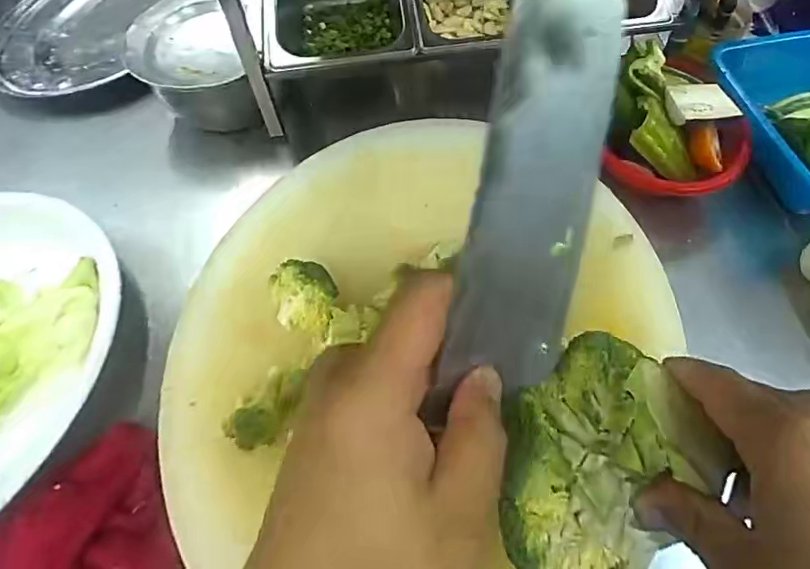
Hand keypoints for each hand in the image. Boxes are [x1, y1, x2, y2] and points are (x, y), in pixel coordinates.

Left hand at [246, 273, 506, 568]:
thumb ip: (480, 433)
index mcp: (370, 388)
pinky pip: (359, 392)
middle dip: (446, 350)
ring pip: (381, 363)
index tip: (501, 311)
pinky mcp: (308, 442)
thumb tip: (483, 374)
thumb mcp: (457, 517)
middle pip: (401, 331)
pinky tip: (414, 455)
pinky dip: (393, 401)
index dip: (463, 291)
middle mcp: (335, 384)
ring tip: (451, 432)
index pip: (420, 297)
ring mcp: (315, 412)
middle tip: (482, 393)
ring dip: (420, 380)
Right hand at [634, 359, 809, 568]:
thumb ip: (689, 516)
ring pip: (774, 416)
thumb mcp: (745, 561)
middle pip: (741, 398)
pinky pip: (807, 434)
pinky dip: (780, 452)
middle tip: (679, 460)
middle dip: (706, 423)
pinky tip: (776, 502)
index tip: (646, 394)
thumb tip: (642, 497)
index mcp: (780, 425)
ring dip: (744, 441)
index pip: (710, 380)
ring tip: (727, 493)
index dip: (674, 381)